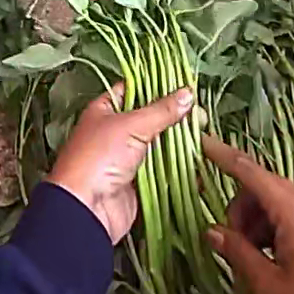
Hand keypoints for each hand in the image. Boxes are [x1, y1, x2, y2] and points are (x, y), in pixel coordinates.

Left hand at [47, 84, 193, 243]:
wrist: (87, 208)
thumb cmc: (100, 156)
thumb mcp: (131, 125)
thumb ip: (161, 110)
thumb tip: (187, 93)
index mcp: (106, 109)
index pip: (134, 89)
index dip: (158, 86)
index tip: (185, 85)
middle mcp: (116, 130)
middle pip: (150, 118)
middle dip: (174, 117)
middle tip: (201, 114)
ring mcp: (127, 157)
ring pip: (159, 144)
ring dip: (179, 142)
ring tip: (206, 134)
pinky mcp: (138, 181)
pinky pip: (162, 170)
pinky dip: (179, 166)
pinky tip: (200, 161)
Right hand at [202, 134, 293, 293]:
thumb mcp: (268, 289)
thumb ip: (238, 253)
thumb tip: (212, 231)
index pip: (252, 171)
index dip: (224, 155)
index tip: (201, 141)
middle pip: (263, 188)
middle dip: (239, 208)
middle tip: (227, 244)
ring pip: (278, 207)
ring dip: (255, 225)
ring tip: (248, 264)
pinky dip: (273, 235)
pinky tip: (267, 267)